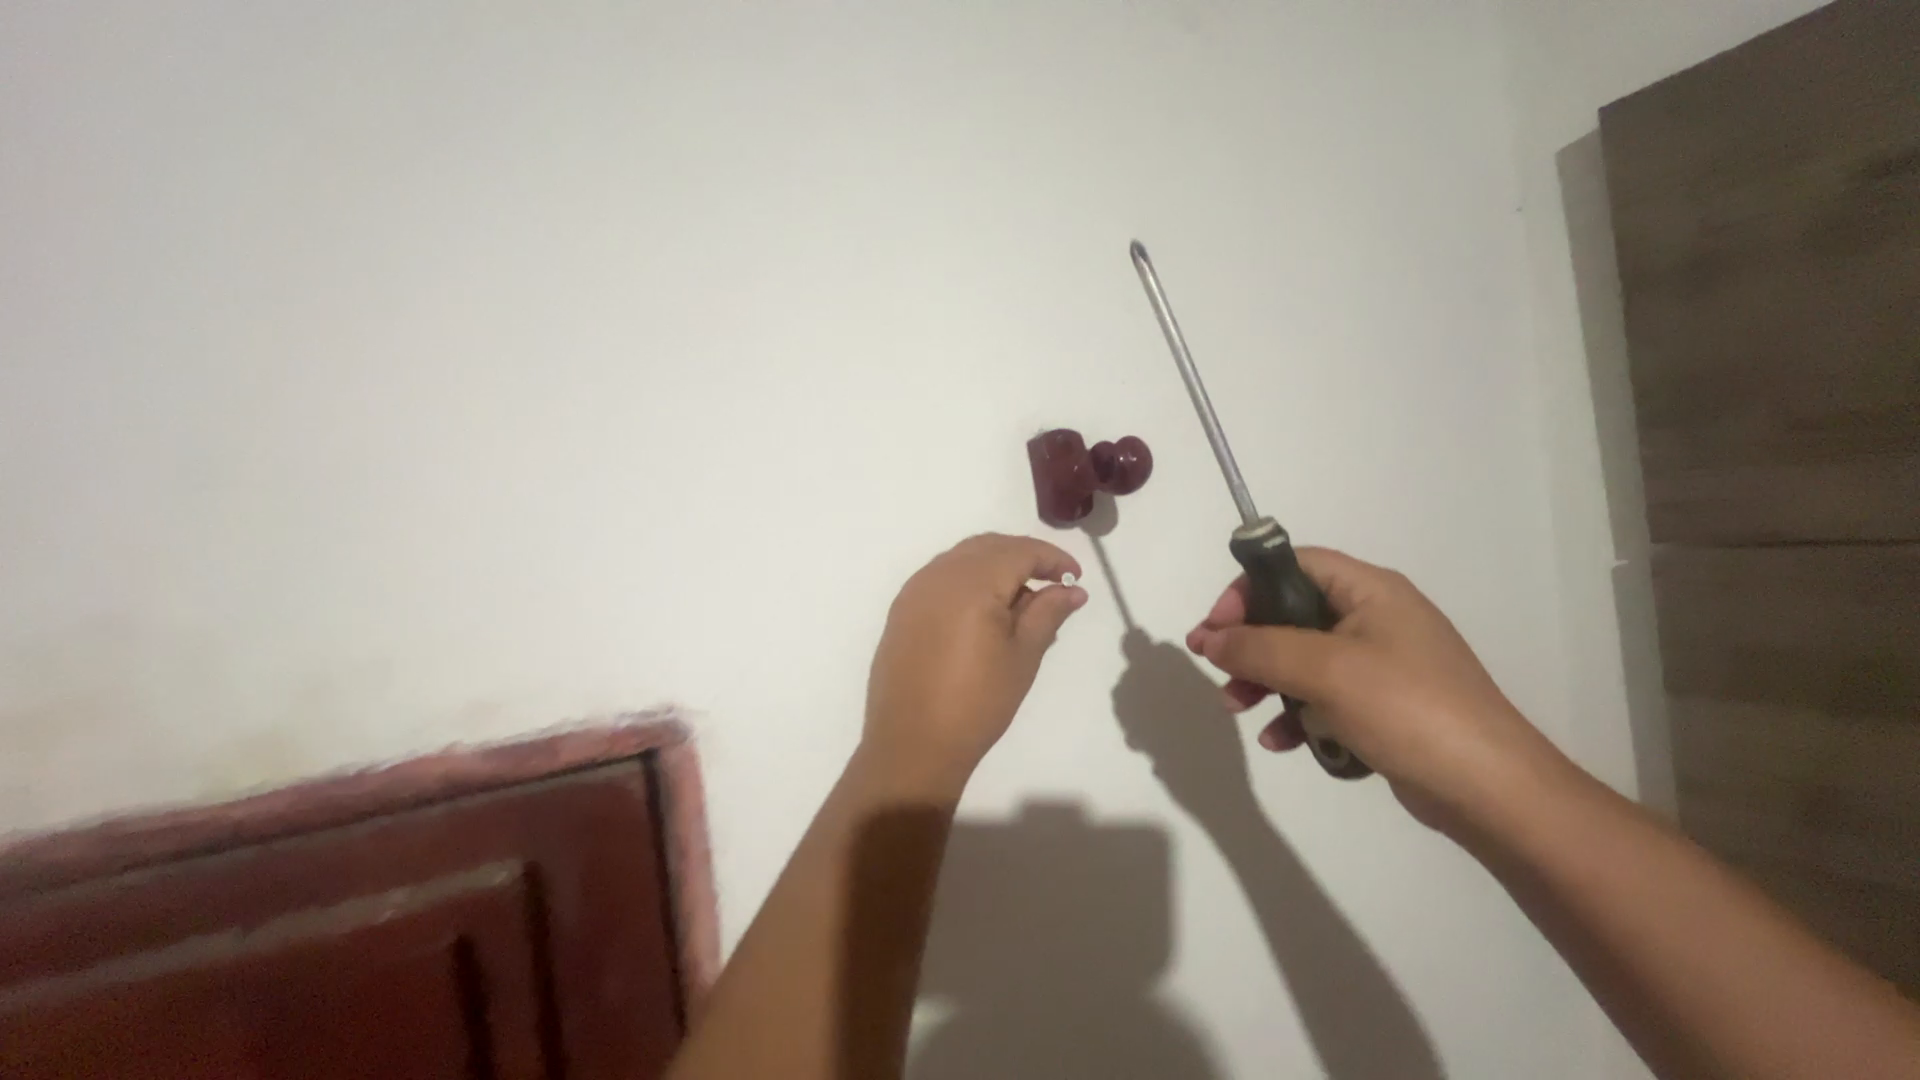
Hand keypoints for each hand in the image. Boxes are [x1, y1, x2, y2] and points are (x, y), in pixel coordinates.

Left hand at [865, 534, 1088, 784]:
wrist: (912, 743)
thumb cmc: (977, 703)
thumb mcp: (1022, 657)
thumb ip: (1047, 613)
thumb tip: (1072, 590)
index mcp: (972, 582)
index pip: (1020, 551)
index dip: (1053, 559)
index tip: (1076, 579)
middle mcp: (939, 575)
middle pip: (990, 547)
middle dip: (1024, 558)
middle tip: (1053, 586)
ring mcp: (915, 591)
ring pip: (963, 559)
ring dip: (996, 567)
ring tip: (1021, 604)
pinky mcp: (901, 610)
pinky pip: (941, 578)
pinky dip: (969, 581)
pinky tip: (985, 613)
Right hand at [1186, 548, 1565, 825]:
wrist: (1490, 789)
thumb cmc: (1407, 709)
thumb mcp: (1325, 670)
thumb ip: (1260, 648)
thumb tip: (1210, 639)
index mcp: (1371, 591)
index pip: (1294, 565)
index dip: (1247, 588)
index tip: (1215, 628)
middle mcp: (1377, 619)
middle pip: (1292, 614)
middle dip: (1249, 643)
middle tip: (1216, 670)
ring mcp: (1382, 665)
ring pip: (1304, 660)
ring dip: (1266, 682)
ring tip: (1238, 709)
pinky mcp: (1384, 707)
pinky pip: (1325, 699)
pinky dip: (1297, 715)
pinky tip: (1282, 742)